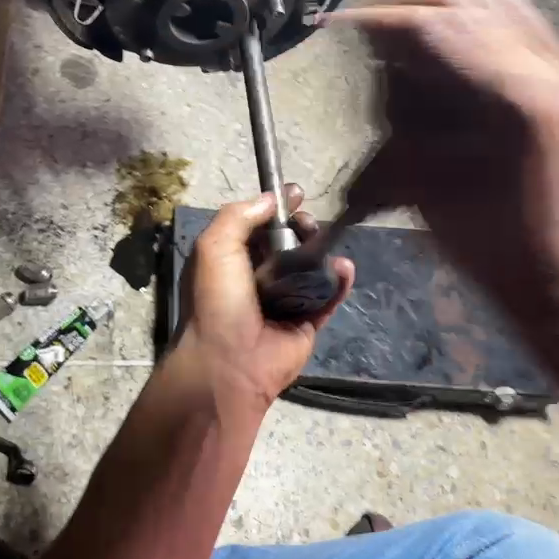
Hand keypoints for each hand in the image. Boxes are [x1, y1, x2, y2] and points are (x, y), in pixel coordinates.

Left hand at [175, 185, 353, 410]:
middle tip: (309, 222)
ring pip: (310, 268)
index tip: (296, 194)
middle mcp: (256, 278)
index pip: (257, 226)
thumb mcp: (214, 246)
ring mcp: (283, 301)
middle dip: (301, 227)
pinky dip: (338, 281)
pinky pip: (327, 298)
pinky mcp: (306, 324)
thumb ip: (238, 216)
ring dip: (321, 250)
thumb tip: (269, 199)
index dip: (275, 208)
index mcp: (229, 260)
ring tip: (325, 240)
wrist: (229, 364)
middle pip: (287, 243)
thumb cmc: (217, 299)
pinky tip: (344, 266)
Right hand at [330, 0, 558, 309]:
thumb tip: (379, 49)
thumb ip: (403, 106)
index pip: (436, 28)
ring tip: (404, 24)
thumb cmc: (483, 241)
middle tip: (368, 22)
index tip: (342, 23)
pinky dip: (476, 19)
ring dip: (443, 6)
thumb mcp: (421, 177)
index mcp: (515, 106)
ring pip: (498, 1)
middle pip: (468, 2)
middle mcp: (554, 76)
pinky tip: (448, 38)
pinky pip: (523, 23)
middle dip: (407, 5)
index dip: (382, 19)